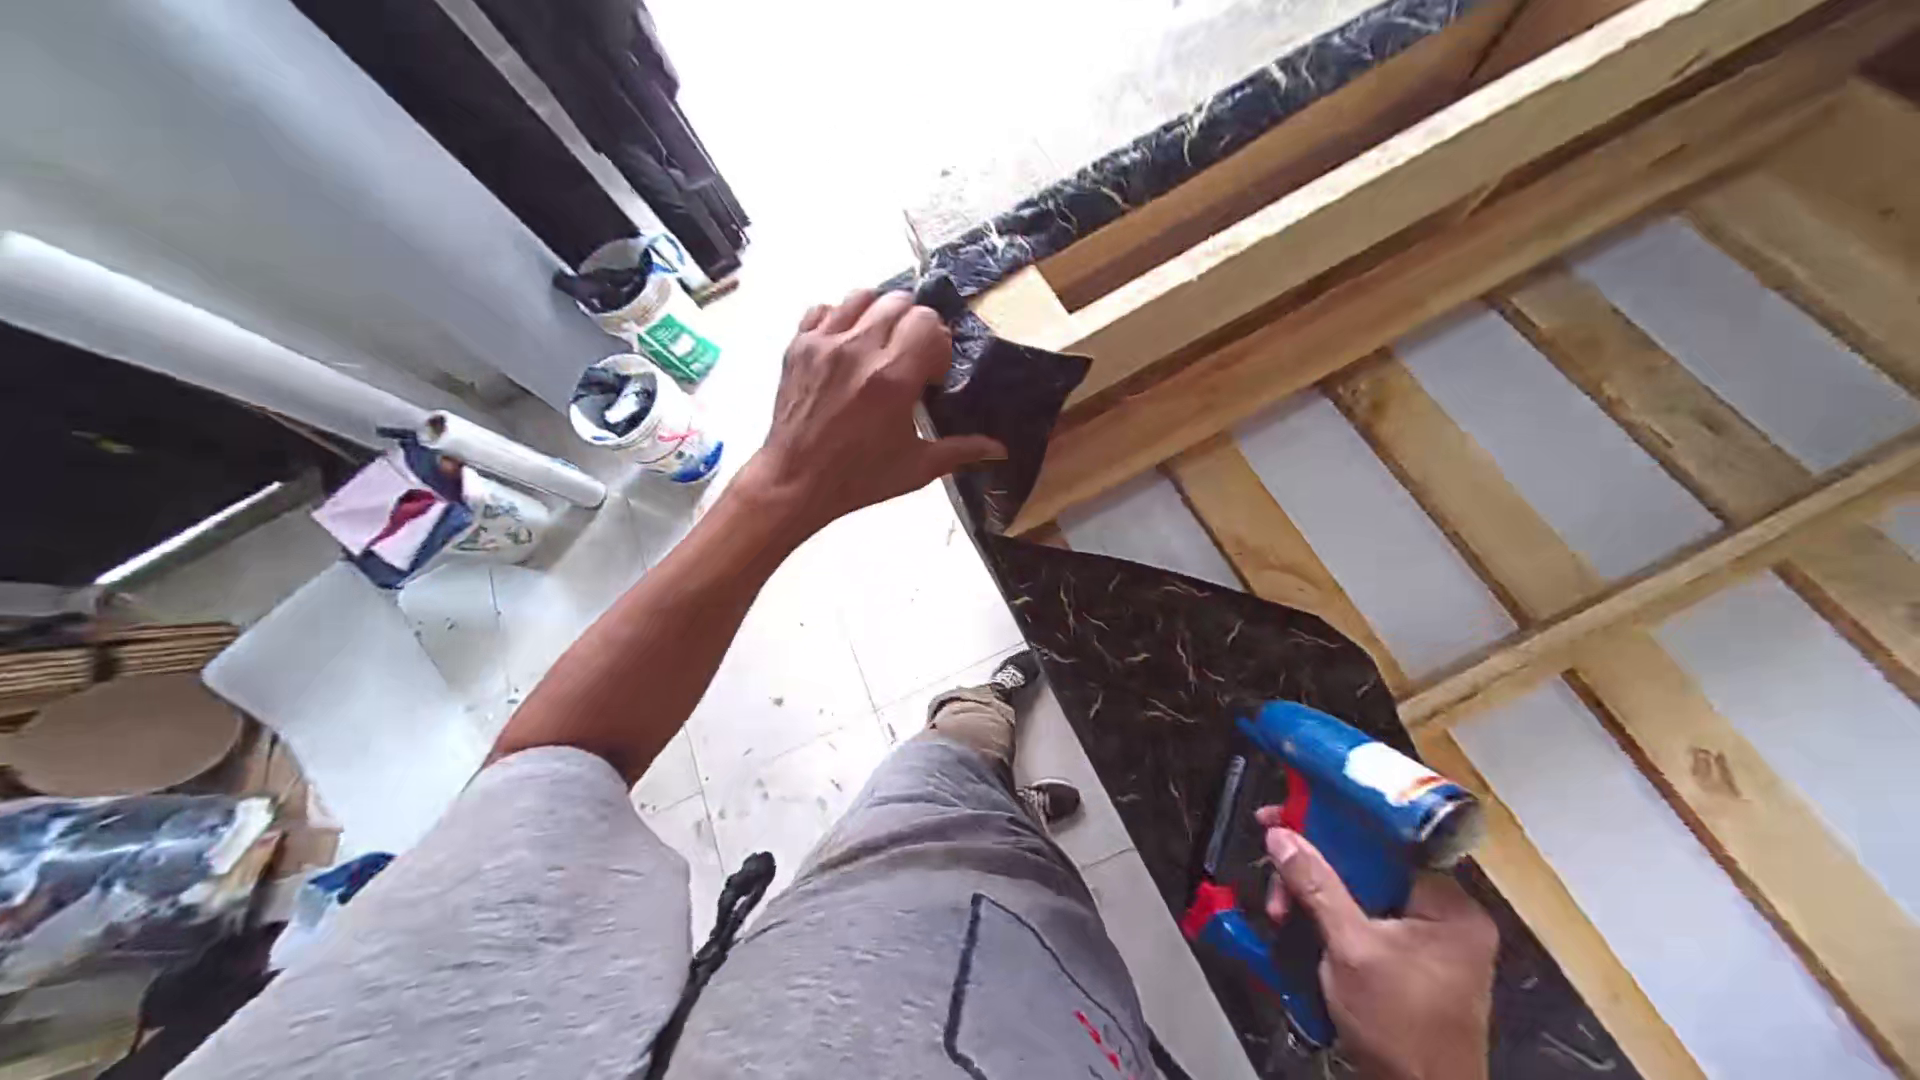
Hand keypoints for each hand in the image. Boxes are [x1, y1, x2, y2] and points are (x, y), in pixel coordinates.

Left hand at [736, 289, 1004, 538]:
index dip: (938, 345)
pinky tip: (847, 346)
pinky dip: (841, 319)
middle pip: (901, 302)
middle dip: (914, 326)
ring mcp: (825, 343)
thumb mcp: (917, 467)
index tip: (931, 375)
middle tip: (910, 358)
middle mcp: (859, 350)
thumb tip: (1000, 449)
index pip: (929, 323)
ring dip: (880, 314)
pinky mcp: (799, 345)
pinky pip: (825, 308)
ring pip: (864, 296)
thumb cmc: (859, 478)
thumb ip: (961, 450)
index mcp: (893, 378)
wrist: (796, 482)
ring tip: (880, 345)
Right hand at [1255, 808, 1497, 1079]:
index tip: (1291, 811)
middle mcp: (1442, 915)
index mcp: (1449, 906)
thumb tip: (1281, 834)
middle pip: (1365, 863)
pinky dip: (1324, 914)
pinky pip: (1357, 914)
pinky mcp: (1402, 957)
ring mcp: (1423, 938)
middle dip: (1313, 865)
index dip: (1334, 821)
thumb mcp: (1351, 949)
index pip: (1387, 840)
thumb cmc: (1399, 1027)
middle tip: (1273, 856)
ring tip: (1279, 910)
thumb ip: (1316, 885)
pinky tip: (1294, 921)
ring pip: (1355, 889)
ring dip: (1311, 893)